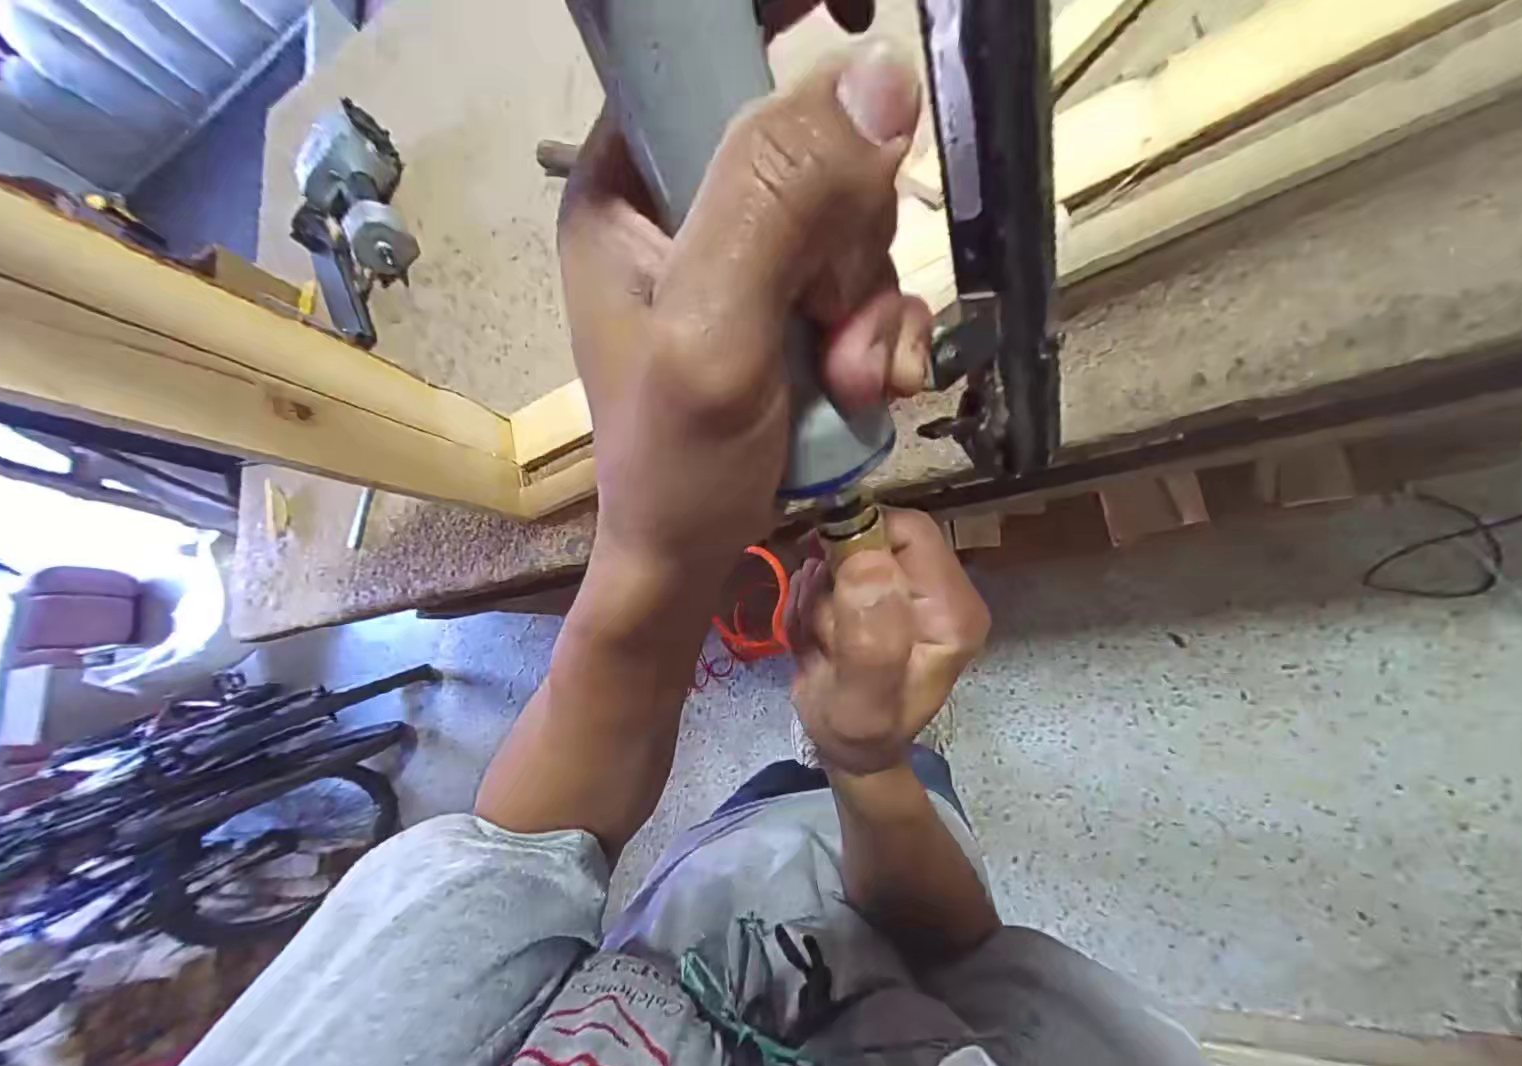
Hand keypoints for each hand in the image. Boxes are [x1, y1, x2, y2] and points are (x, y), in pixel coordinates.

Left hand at [557, 42, 935, 583]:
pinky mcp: (793, 316)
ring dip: (875, 307)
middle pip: (812, 150)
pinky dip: (889, 337)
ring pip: (857, 228)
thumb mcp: (714, 340)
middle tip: (831, 325)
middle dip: (848, 240)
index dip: (780, 17)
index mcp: (632, 191)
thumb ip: (777, 209)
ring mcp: (751, 268)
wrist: (694, 555)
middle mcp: (691, 215)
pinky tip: (878, 389)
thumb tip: (880, 80)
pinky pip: (872, 290)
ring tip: (851, 383)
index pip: (700, 51)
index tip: (861, 11)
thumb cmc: (676, 467)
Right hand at [787, 509, 990, 775]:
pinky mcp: (880, 589)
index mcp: (953, 611)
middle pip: (875, 535)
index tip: (823, 578)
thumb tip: (868, 561)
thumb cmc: (861, 734)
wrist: (851, 747)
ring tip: (817, 637)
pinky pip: (832, 567)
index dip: (860, 541)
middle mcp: (940, 590)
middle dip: (832, 574)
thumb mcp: (863, 704)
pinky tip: (814, 632)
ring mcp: (908, 587)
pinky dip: (812, 594)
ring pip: (845, 551)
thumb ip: (870, 640)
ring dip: (817, 590)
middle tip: (820, 624)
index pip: (910, 531)